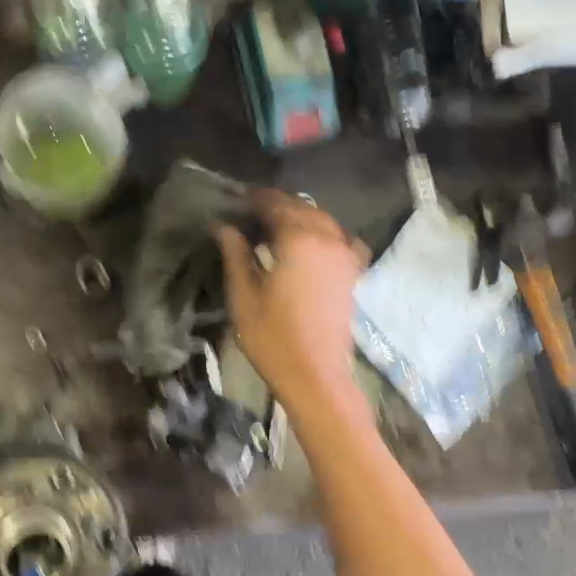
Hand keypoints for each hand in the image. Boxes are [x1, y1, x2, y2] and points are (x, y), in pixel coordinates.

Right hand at [215, 190, 371, 413]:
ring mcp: (345, 255)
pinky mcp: (353, 273)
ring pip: (323, 221)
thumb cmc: (272, 338)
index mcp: (298, 239)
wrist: (315, 376)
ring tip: (276, 228)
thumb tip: (223, 226)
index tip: (235, 200)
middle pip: (301, 208)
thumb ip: (235, 255)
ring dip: (300, 217)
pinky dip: (327, 235)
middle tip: (251, 214)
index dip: (254, 199)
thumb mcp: (243, 297)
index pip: (274, 204)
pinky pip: (342, 240)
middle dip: (277, 206)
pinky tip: (314, 245)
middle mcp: (327, 238)